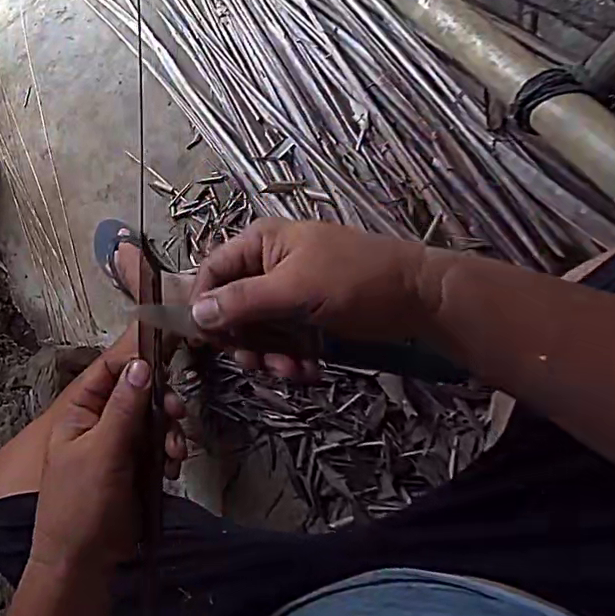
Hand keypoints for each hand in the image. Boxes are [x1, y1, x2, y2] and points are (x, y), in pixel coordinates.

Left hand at [29, 353, 187, 576]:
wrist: (82, 563)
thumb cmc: (78, 507)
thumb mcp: (101, 452)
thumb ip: (122, 408)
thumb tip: (140, 365)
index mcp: (81, 409)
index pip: (110, 367)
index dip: (136, 351)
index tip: (167, 339)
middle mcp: (100, 419)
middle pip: (138, 390)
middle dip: (160, 400)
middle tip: (175, 413)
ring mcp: (119, 442)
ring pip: (153, 418)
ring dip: (168, 430)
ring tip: (172, 453)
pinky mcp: (135, 463)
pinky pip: (158, 444)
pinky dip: (168, 451)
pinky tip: (169, 468)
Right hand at [188, 218, 444, 380]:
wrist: (419, 297)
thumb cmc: (354, 279)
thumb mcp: (293, 289)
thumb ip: (241, 300)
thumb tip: (195, 312)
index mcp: (260, 243)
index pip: (212, 272)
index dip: (205, 304)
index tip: (208, 339)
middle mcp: (267, 265)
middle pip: (231, 307)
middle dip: (244, 339)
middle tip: (255, 363)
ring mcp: (287, 292)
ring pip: (256, 329)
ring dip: (268, 355)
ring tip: (290, 372)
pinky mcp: (305, 316)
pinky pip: (282, 340)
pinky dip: (289, 358)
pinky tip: (307, 371)